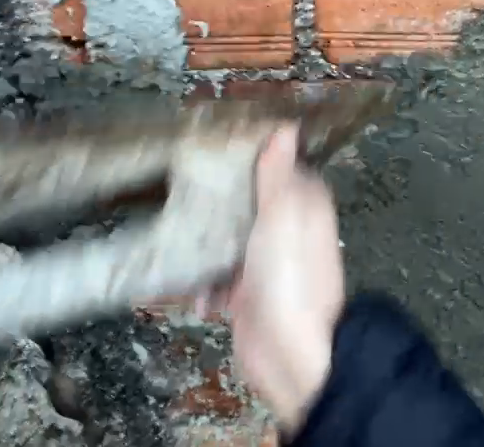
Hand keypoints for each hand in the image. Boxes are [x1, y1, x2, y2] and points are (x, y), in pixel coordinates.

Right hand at [203, 124, 345, 431]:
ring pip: (227, 240)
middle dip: (217, 203)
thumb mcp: (281, 216)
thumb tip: (285, 127)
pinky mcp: (247, 293)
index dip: (250, 156)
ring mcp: (266, 262)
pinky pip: (218, 278)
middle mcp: (287, 228)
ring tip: (180, 247)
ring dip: (204, 249)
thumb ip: (278, 174)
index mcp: (303, 203)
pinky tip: (199, 296)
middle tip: (185, 194)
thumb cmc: (291, 279)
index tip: (216, 145)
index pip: (278, 166)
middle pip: (246, 201)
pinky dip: (205, 286)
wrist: (291, 356)